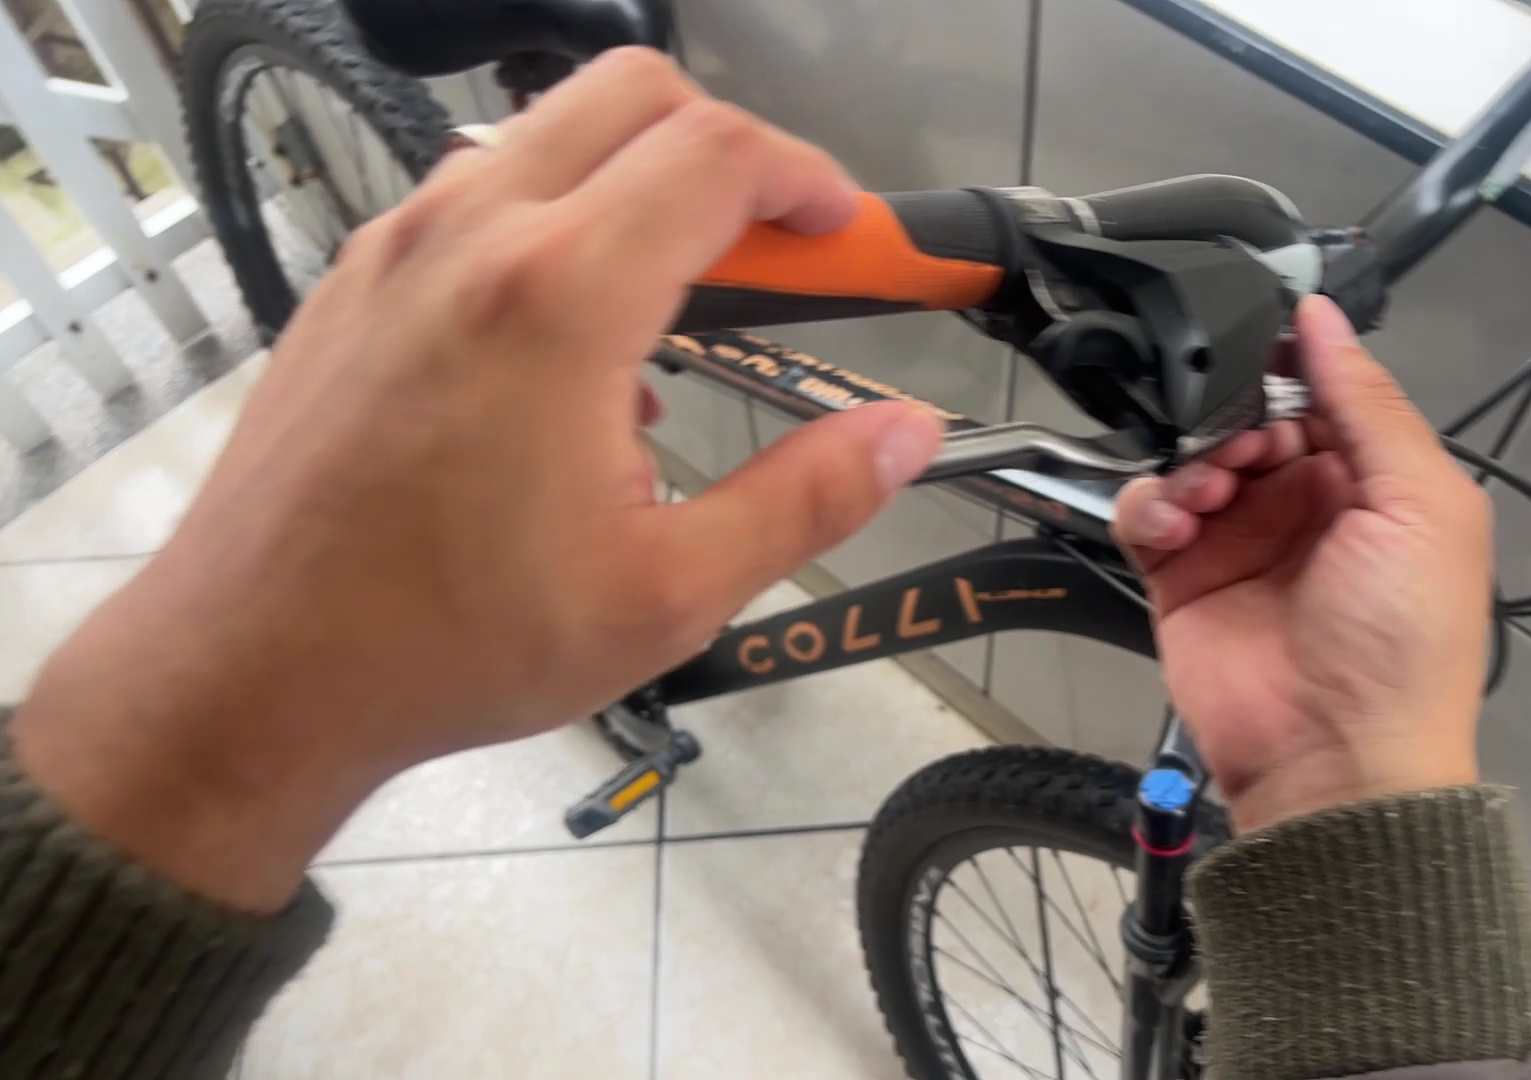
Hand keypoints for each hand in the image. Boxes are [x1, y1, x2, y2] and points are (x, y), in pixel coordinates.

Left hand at [12, 50, 942, 910]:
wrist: (253, 679)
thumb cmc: (473, 641)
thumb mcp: (680, 590)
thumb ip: (812, 498)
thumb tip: (910, 433)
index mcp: (561, 299)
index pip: (715, 158)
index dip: (808, 180)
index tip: (852, 236)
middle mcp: (472, 235)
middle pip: (635, 98)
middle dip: (738, 154)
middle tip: (788, 250)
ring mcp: (401, 246)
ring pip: (558, 134)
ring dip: (657, 184)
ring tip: (704, 298)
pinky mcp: (364, 282)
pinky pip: (495, 196)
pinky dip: (582, 222)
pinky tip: (598, 347)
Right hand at [1113, 297, 1491, 833]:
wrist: (1328, 749)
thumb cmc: (1397, 631)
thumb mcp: (1420, 506)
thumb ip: (1368, 405)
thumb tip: (1321, 318)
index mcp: (1361, 479)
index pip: (1314, 396)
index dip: (1285, 368)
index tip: (1253, 343)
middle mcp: (1293, 500)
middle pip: (1242, 422)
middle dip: (1232, 422)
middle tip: (1243, 458)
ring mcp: (1230, 536)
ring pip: (1188, 460)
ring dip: (1192, 467)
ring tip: (1210, 504)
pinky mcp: (1175, 570)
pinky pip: (1144, 512)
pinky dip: (1149, 509)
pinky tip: (1173, 534)